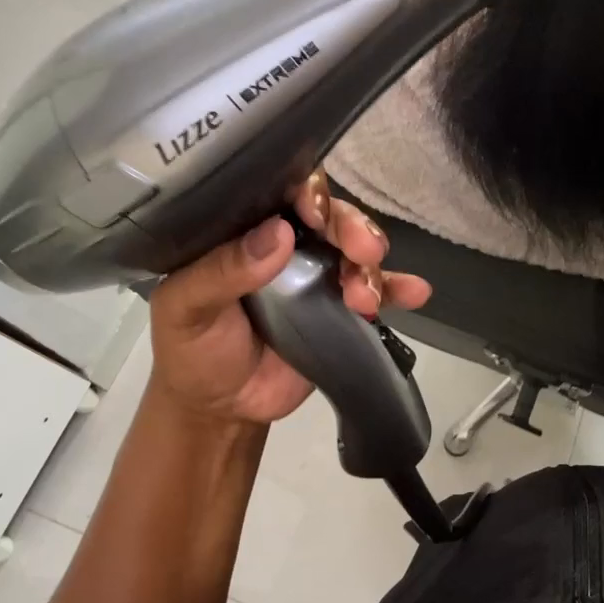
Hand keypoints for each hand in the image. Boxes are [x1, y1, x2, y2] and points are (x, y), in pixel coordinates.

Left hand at [145, 174, 432, 426]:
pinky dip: (399, 288)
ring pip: (357, 252)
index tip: (319, 213)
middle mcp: (288, 244)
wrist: (219, 409)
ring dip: (372, 267)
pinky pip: (377, 292)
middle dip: (353, 229)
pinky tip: (417, 292)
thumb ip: (222, 273)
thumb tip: (278, 232)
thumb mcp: (186, 310)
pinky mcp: (341, 310)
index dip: (307, 194)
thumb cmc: (192, 348)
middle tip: (365, 252)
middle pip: (331, 218)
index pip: (282, 193)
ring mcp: (319, 276)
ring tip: (367, 298)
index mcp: (246, 231)